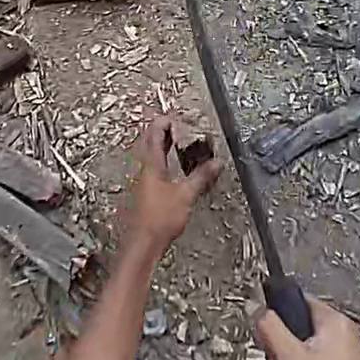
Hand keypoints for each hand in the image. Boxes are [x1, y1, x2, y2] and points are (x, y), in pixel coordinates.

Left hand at [122, 115, 222, 251]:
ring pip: (150, 156)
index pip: (154, 136)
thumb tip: (215, 164)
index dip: (162, 124)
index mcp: (152, 166)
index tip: (172, 117)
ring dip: (161, 145)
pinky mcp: (146, 192)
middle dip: (161, 132)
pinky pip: (153, 168)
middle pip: (149, 144)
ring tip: (174, 142)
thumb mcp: (186, 195)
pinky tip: (171, 168)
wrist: (144, 242)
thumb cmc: (159, 219)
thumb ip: (201, 177)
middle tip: (173, 125)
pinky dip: (163, 161)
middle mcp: (145, 171)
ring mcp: (144, 182)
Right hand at [254, 299, 359, 359]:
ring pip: (301, 356)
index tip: (268, 340)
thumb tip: (256, 307)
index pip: (294, 303)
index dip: (274, 321)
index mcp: (334, 322)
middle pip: (295, 333)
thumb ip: (270, 328)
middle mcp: (342, 337)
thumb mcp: (291, 359)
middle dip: (281, 357)